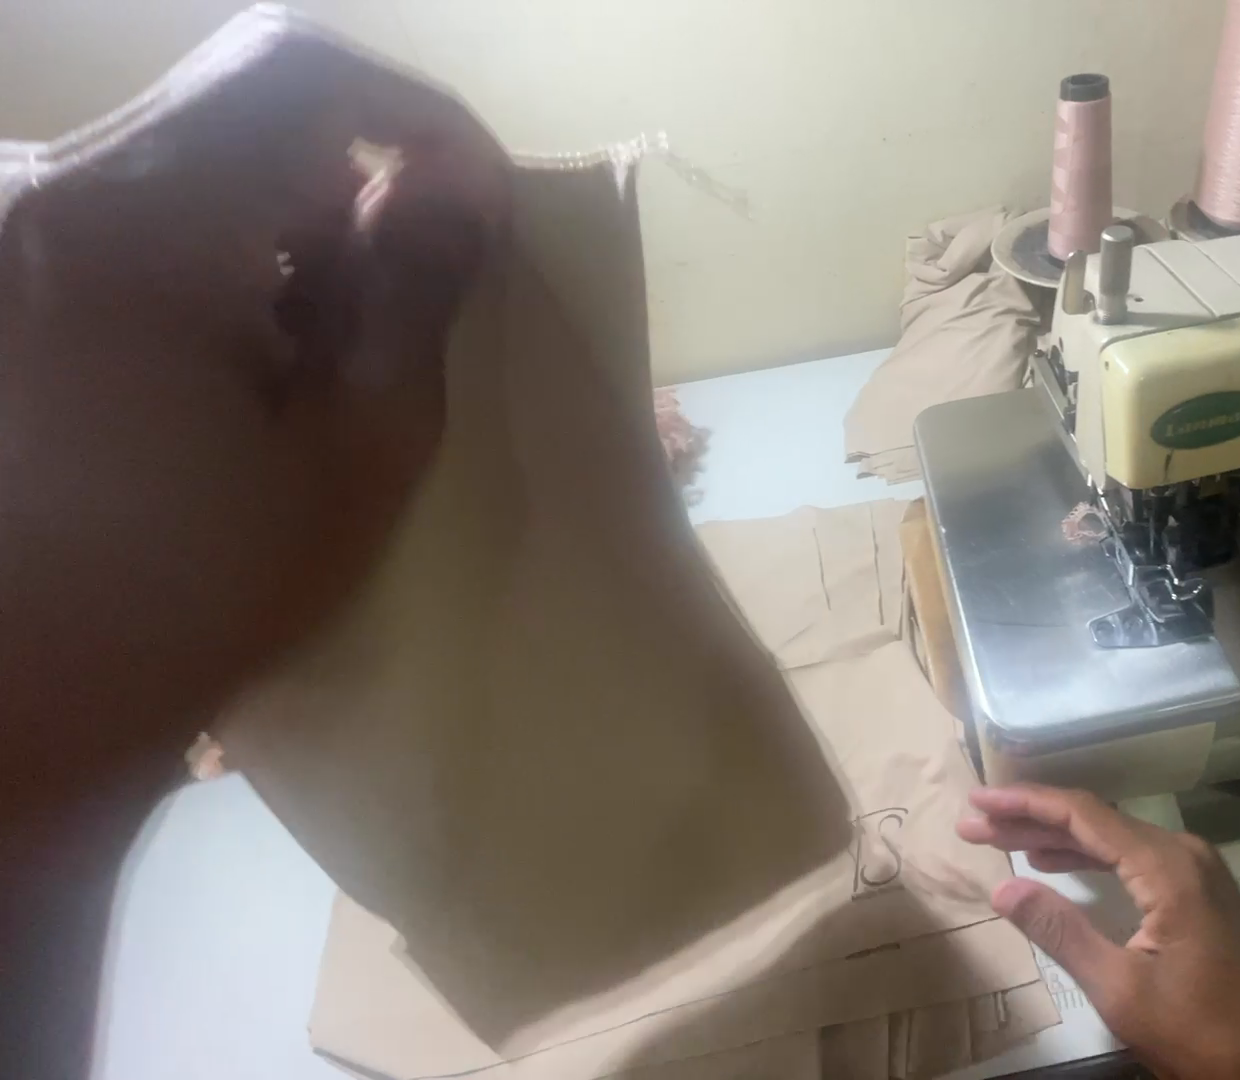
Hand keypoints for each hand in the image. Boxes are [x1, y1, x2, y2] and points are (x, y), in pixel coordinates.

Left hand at [0, 37, 506, 782]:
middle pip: (249, 122)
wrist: (10, 697)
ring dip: (299, 246)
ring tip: (314, 374)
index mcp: (133, 231)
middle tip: (408, 325)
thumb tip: (459, 190)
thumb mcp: (360, 449)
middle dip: (363, 204)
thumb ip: (410, 302)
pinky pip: (141, 211)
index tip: (485, 202)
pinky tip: (238, 374)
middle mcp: (32, 188)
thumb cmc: (207, 588)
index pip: (301, 77)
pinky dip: (232, 265)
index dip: (424, 119)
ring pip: (200, 168)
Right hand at [958, 785, 1239, 1079]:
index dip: (1024, 802)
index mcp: (1166, 865)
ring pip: (1112, 838)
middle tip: (975, 823)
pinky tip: (1054, 863)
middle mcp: (1182, 852)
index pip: (1082, 814)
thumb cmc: (1205, 1034)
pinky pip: (1133, 858)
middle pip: (1094, 820)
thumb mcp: (1123, 990)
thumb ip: (1061, 931)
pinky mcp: (1200, 892)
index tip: (979, 800)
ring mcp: (1195, 870)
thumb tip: (1001, 888)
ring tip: (1001, 839)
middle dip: (1031, 820)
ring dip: (1056, 838)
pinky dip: (1089, 857)